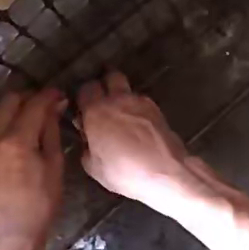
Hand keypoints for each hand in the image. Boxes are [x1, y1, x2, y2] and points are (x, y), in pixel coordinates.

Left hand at [0, 88, 66, 249]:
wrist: (10, 234)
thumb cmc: (41, 205)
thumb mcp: (54, 167)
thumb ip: (51, 133)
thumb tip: (54, 108)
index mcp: (16, 140)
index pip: (34, 104)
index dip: (50, 96)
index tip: (61, 95)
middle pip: (10, 100)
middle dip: (30, 97)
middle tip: (48, 105)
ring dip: (17, 110)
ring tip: (37, 120)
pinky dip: (8, 126)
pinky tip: (22, 137)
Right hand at [76, 70, 203, 214]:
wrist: (164, 173)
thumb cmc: (123, 171)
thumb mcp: (93, 166)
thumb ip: (87, 146)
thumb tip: (88, 138)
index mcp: (96, 111)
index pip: (86, 89)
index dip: (83, 97)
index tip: (83, 109)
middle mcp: (118, 100)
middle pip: (111, 76)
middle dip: (105, 84)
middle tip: (103, 100)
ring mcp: (141, 102)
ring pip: (129, 89)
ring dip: (123, 97)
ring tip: (122, 115)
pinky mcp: (158, 110)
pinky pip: (142, 103)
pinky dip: (137, 109)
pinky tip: (138, 125)